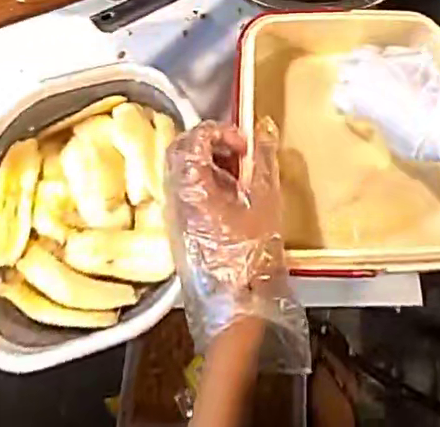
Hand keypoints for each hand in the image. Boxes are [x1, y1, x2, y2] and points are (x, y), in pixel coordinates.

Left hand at [164, 119, 308, 370]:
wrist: (237, 311)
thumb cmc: (251, 257)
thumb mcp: (265, 200)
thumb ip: (264, 158)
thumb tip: (265, 128)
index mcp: (191, 185)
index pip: (196, 137)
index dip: (222, 131)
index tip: (246, 145)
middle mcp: (174, 196)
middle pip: (183, 149)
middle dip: (213, 142)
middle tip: (240, 153)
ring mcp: (174, 214)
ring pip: (184, 170)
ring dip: (211, 162)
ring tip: (241, 175)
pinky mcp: (180, 229)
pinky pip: (186, 191)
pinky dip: (207, 182)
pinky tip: (233, 198)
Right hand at [330, 46, 439, 167]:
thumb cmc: (421, 138)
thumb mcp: (392, 138)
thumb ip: (378, 122)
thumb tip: (375, 117)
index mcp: (360, 97)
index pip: (340, 95)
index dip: (342, 100)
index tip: (346, 106)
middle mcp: (368, 73)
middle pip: (347, 68)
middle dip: (348, 76)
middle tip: (352, 84)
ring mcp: (388, 59)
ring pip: (364, 53)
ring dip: (363, 62)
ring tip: (367, 69)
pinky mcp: (407, 53)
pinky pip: (388, 52)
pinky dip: (386, 58)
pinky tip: (391, 65)